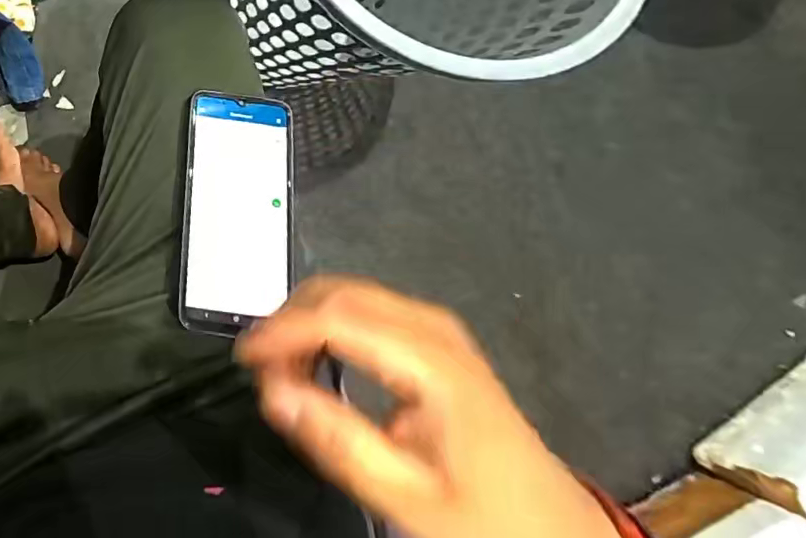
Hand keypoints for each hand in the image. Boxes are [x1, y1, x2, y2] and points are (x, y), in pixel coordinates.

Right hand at [236, 276, 617, 537]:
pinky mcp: (431, 335)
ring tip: (284, 371)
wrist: (560, 530)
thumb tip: (272, 394)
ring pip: (346, 293)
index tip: (244, 359)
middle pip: (338, 292)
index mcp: (433, 363)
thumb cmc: (489, 520)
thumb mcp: (411, 499)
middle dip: (288, 321)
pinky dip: (326, 324)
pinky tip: (317, 360)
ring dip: (304, 321)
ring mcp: (434, 326)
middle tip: (263, 370)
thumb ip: (337, 442)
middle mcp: (431, 326)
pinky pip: (363, 308)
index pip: (337, 318)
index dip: (283, 331)